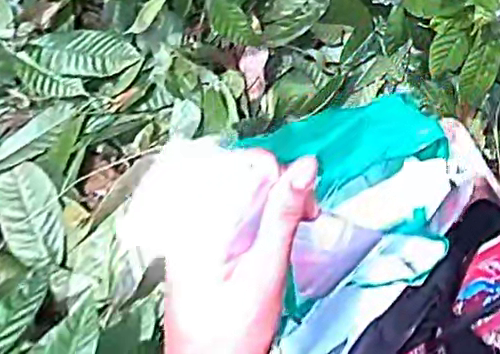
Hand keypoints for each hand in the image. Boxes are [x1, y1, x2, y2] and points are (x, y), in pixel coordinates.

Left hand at [163, 153, 317, 353]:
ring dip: (274, 201)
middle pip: (245, 172)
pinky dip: (261, 214)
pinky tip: (272, 235)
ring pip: (244, 188)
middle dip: (280, 188)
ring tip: (292, 226)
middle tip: (303, 216)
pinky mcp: (203, 240)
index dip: (282, 177)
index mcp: (199, 221)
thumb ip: (284, 215)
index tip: (304, 204)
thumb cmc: (230, 340)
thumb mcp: (265, 274)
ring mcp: (195, 230)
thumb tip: (307, 165)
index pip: (247, 164)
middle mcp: (191, 219)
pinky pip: (236, 207)